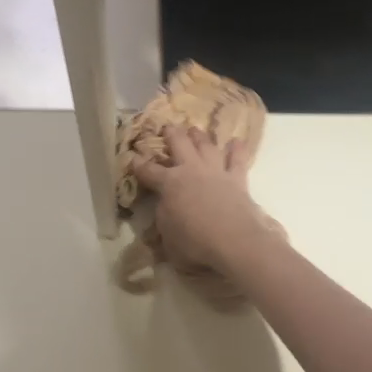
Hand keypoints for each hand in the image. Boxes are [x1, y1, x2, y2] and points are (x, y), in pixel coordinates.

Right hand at [131, 125, 284, 276]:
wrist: (235, 242)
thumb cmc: (195, 243)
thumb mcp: (167, 237)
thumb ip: (164, 219)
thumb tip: (164, 211)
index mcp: (169, 184)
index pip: (148, 170)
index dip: (138, 164)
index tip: (133, 158)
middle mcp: (190, 170)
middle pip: (179, 144)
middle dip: (170, 134)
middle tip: (167, 128)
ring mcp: (215, 172)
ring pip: (206, 145)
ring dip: (199, 136)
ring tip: (195, 129)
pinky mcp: (237, 179)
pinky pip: (238, 160)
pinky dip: (237, 150)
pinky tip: (237, 142)